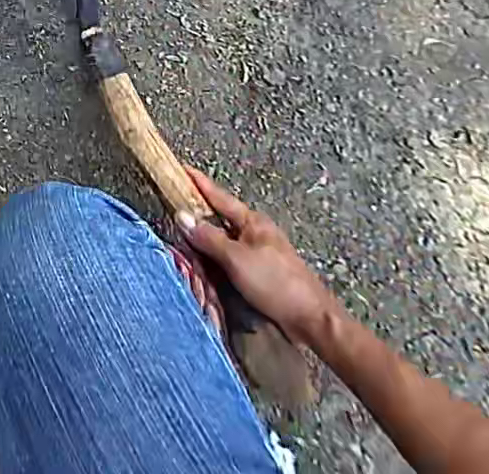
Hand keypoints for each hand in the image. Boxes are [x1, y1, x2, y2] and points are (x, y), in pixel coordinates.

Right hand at [178, 166, 338, 344]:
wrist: (312, 319)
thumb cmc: (276, 283)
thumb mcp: (236, 258)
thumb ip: (208, 238)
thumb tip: (182, 216)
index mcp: (252, 221)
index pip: (219, 197)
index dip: (200, 183)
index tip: (183, 168)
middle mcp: (256, 232)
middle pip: (221, 218)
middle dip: (200, 214)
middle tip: (175, 208)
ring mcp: (260, 252)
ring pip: (226, 239)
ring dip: (207, 240)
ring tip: (186, 240)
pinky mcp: (262, 272)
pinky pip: (232, 257)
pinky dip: (217, 258)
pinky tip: (208, 266)